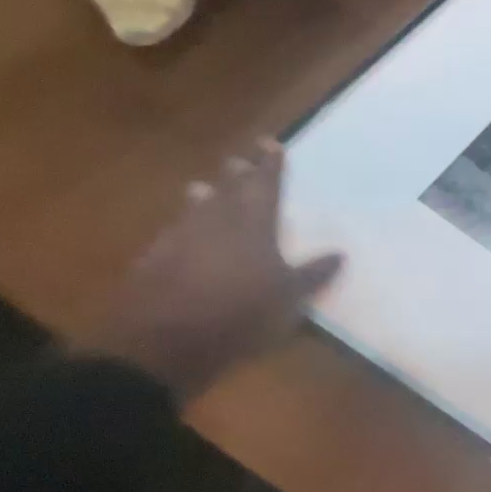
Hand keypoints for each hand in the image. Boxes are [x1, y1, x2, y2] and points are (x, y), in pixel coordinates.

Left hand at [78, 139, 343, 402]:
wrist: (157, 347)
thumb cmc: (237, 315)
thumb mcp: (288, 297)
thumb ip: (312, 273)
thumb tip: (340, 253)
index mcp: (255, 226)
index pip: (266, 186)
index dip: (270, 166)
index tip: (271, 144)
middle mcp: (216, 225)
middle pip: (227, 192)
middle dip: (235, 175)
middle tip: (237, 158)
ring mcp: (178, 244)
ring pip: (193, 212)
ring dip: (201, 198)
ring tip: (200, 187)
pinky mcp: (150, 267)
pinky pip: (169, 239)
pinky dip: (177, 231)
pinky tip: (175, 236)